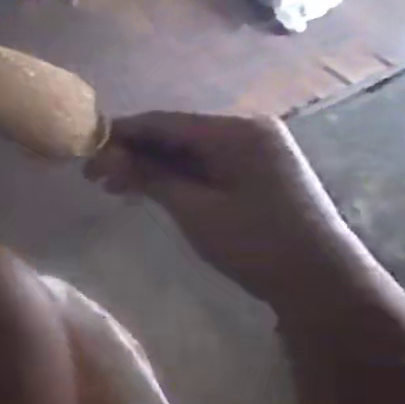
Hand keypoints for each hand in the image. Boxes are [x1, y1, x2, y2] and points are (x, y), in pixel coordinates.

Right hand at [83, 112, 377, 310]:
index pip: (163, 122)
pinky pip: (202, 163)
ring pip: (185, 150)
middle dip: (131, 152)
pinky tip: (145, 190)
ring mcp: (253, 151)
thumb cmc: (256, 242)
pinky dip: (171, 175)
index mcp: (236, 131)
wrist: (321, 281)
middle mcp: (246, 130)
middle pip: (173, 133)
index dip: (119, 134)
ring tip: (112, 187)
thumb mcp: (194, 209)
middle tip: (92, 177)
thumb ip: (149, 177)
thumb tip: (105, 156)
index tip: (83, 153)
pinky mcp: (254, 172)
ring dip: (148, 166)